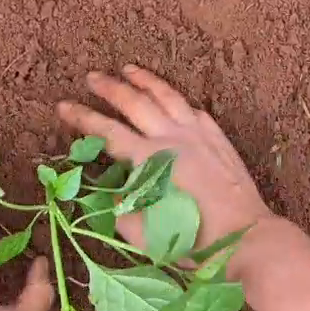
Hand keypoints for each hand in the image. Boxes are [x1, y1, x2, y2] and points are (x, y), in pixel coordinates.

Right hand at [57, 66, 279, 271]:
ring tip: (129, 69)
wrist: (246, 239)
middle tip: (92, 77)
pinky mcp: (218, 138)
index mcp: (149, 160)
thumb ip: (121, 210)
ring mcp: (198, 134)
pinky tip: (171, 97)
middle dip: (110, 88)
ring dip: (145, 80)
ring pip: (167, 96)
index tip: (63, 106)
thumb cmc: (193, 242)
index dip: (82, 118)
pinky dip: (177, 100)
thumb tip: (110, 192)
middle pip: (135, 102)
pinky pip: (194, 110)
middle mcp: (172, 138)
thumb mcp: (144, 235)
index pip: (107, 132)